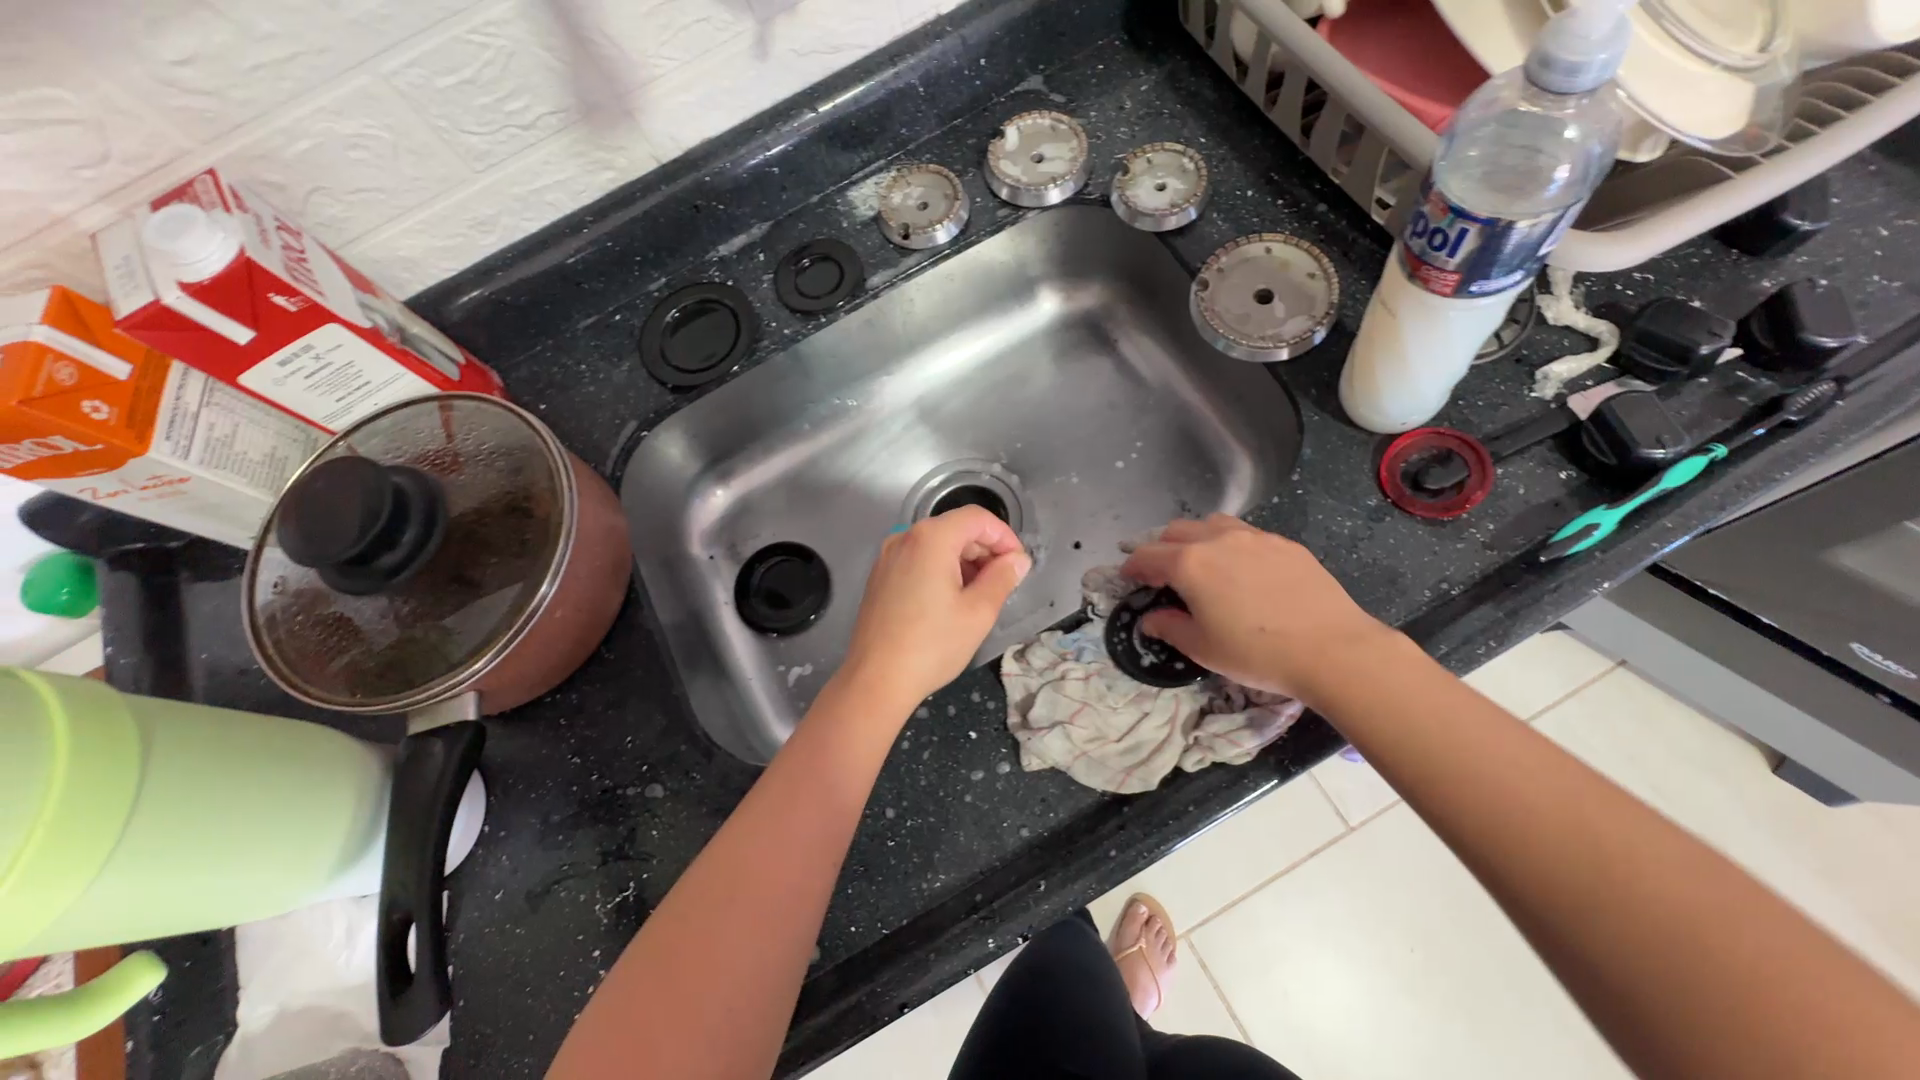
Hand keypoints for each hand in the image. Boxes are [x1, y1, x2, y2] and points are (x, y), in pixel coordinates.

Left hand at [835, 506, 1031, 709]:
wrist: (876, 679)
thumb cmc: (932, 645)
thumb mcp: (978, 612)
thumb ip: (1002, 578)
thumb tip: (1018, 560)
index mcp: (931, 538)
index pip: (977, 518)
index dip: (1004, 537)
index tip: (1018, 565)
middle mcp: (905, 538)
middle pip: (955, 528)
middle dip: (984, 550)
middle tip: (1003, 583)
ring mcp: (888, 557)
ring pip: (937, 545)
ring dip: (964, 561)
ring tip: (980, 596)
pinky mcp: (880, 576)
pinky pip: (918, 560)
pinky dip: (941, 570)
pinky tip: (951, 601)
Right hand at [1120, 515, 1396, 702]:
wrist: (1332, 649)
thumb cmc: (1256, 653)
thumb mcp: (1202, 648)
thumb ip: (1169, 628)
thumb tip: (1150, 620)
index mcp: (1189, 564)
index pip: (1147, 555)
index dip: (1132, 567)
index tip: (1128, 579)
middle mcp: (1218, 540)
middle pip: (1176, 531)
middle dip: (1161, 549)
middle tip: (1162, 574)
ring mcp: (1255, 537)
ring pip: (1213, 525)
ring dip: (1196, 539)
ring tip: (1201, 564)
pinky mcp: (1286, 544)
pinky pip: (1246, 535)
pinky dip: (1231, 546)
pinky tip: (1242, 572)